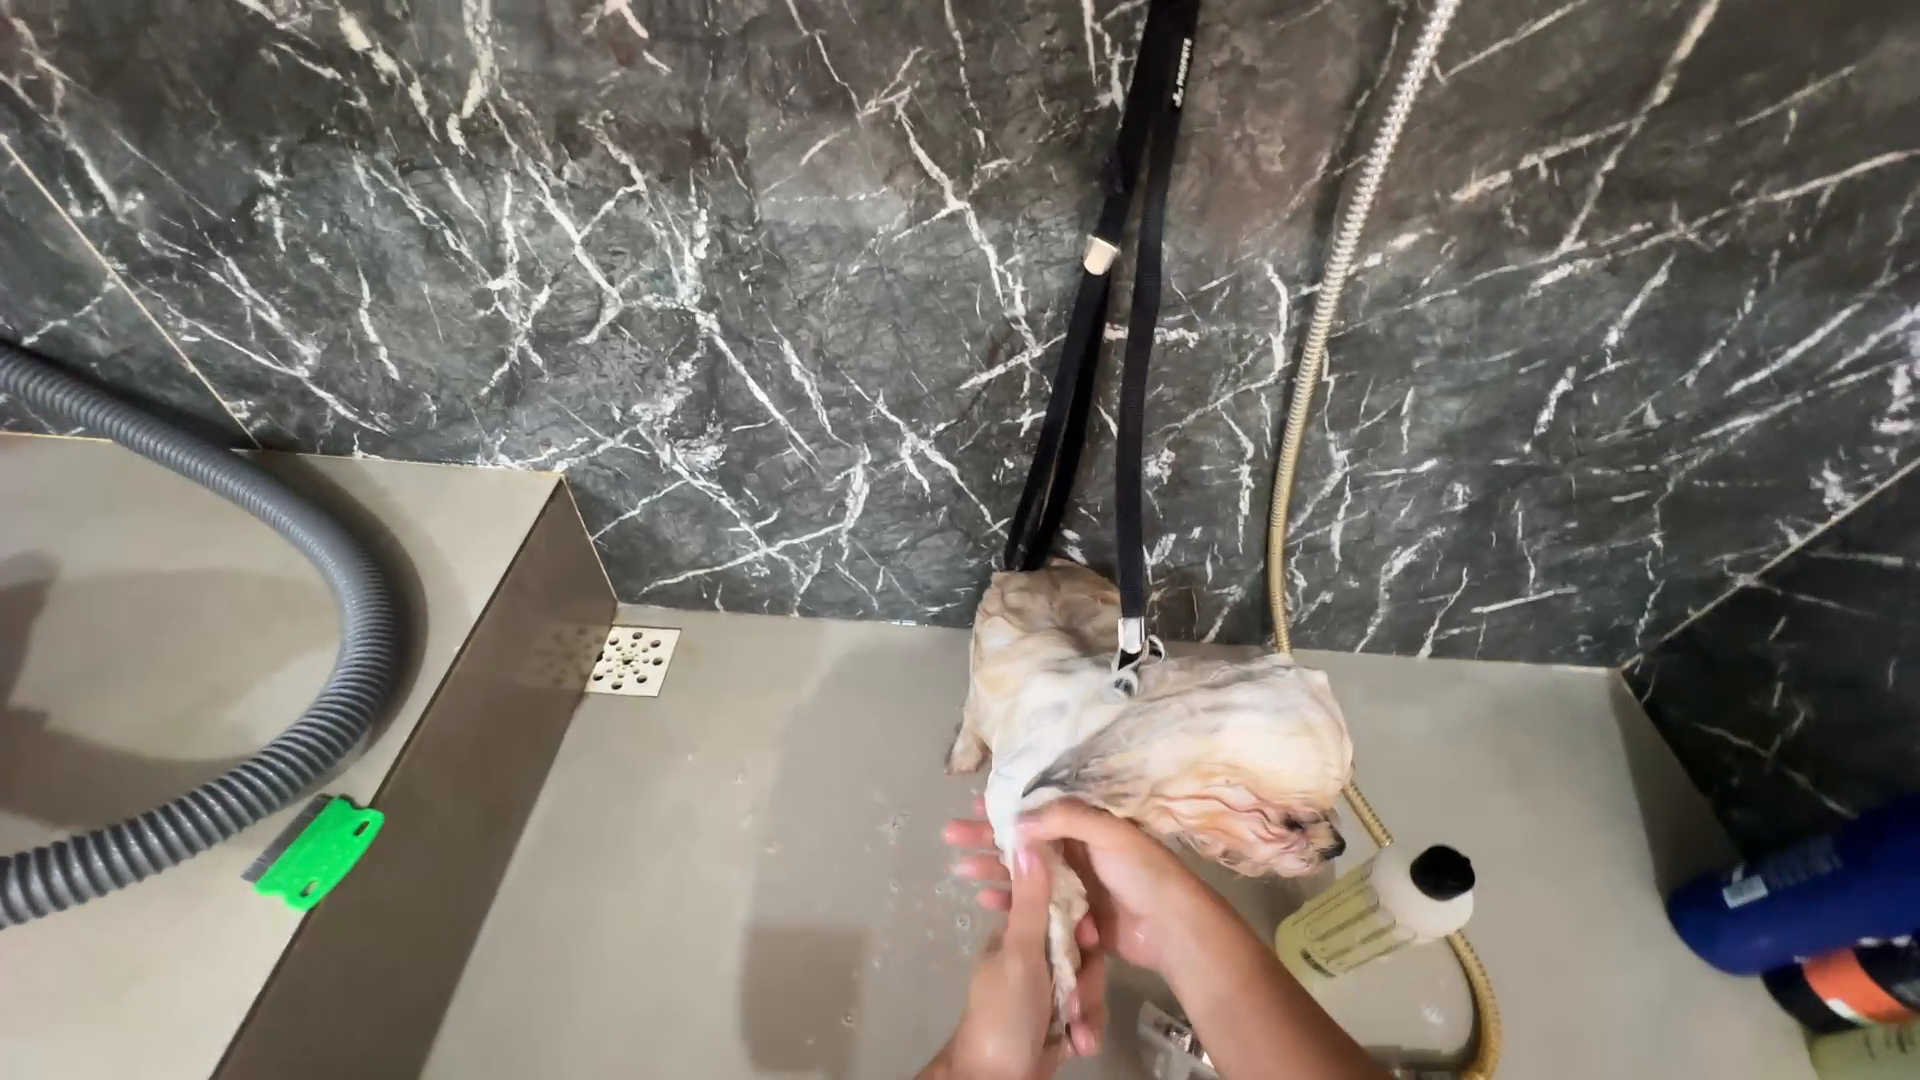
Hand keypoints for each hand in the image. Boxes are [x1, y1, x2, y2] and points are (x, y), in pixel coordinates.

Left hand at [923, 842, 1106, 1079]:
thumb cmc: (1002, 1011)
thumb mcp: (1019, 953)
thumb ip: (1030, 901)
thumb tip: (1028, 836)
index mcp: (1021, 930)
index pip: (1062, 907)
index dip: (1082, 922)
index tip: (1090, 939)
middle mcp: (1035, 953)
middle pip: (1084, 950)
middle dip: (1087, 980)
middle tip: (1076, 1000)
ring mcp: (1048, 988)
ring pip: (1089, 983)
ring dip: (1087, 1009)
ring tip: (1074, 1029)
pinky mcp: (1060, 1018)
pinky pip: (1088, 1013)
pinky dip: (1085, 1030)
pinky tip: (1077, 1043)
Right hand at [950, 797, 1210, 974]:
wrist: (1171, 928)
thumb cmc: (1142, 871)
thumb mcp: (1107, 831)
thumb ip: (1063, 819)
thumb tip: (1016, 821)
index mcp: (1083, 822)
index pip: (1035, 808)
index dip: (1005, 807)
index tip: (974, 804)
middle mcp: (1073, 848)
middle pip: (1021, 839)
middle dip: (986, 836)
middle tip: (951, 834)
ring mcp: (1069, 883)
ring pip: (1021, 871)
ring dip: (990, 867)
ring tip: (959, 867)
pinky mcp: (1068, 915)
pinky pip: (1031, 904)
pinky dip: (1007, 899)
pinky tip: (983, 898)